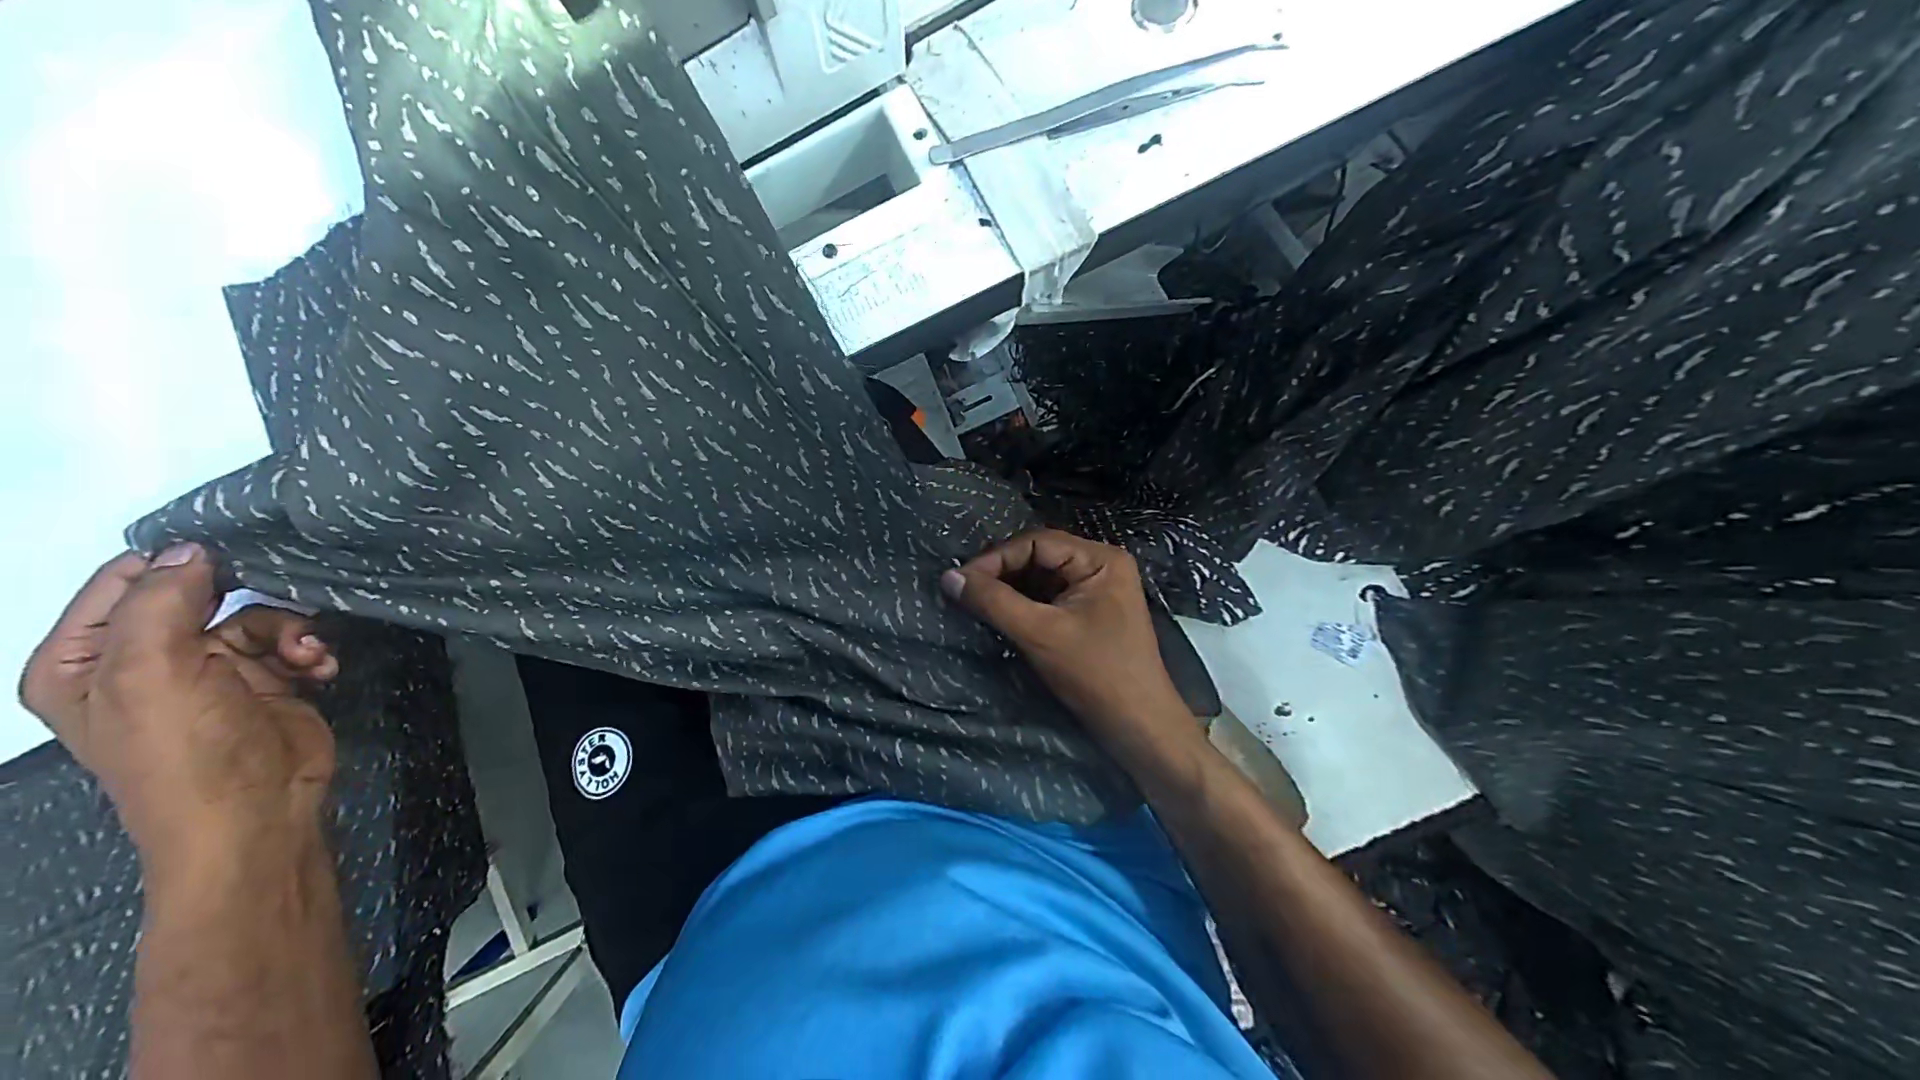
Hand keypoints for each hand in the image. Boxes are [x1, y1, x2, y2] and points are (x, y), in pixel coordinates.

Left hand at [19, 544, 339, 872]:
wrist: (258, 810)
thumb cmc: (185, 748)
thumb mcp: (152, 671)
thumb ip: (161, 601)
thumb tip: (190, 548)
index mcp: (87, 658)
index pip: (125, 581)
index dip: (176, 566)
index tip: (229, 564)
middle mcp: (145, 659)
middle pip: (202, 594)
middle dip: (249, 598)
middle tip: (280, 608)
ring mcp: (210, 671)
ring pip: (258, 616)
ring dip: (291, 630)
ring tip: (308, 656)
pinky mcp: (266, 682)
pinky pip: (292, 642)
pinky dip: (311, 651)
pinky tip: (320, 669)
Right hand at [941, 530, 1200, 764]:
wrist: (1138, 725)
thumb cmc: (1095, 674)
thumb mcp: (1039, 634)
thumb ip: (993, 602)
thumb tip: (948, 577)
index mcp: (1100, 560)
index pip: (1036, 542)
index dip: (995, 558)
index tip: (960, 581)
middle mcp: (1101, 566)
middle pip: (1038, 556)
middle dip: (1000, 572)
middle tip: (964, 591)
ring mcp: (1097, 590)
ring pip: (1041, 577)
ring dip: (1008, 588)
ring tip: (974, 602)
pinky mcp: (1089, 613)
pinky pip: (1048, 597)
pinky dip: (1022, 603)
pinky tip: (998, 614)